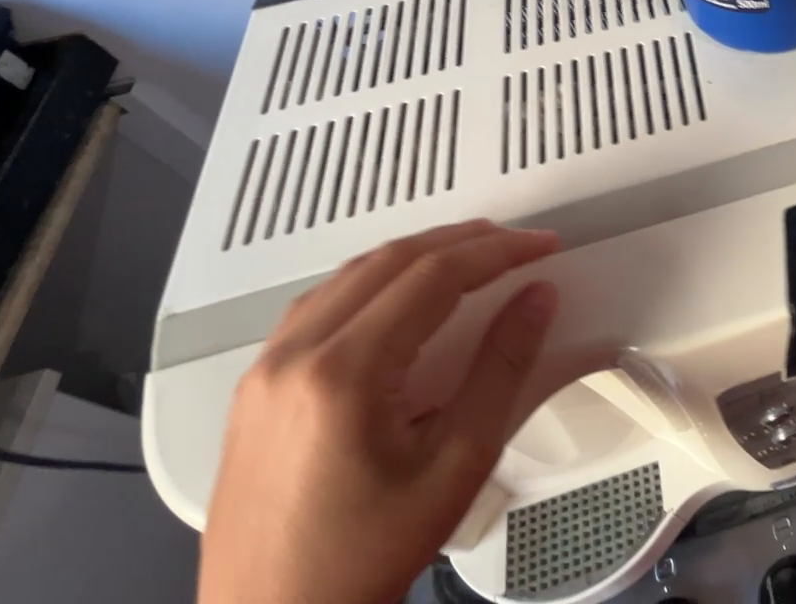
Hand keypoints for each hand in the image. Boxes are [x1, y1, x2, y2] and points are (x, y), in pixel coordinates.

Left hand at [198, 220, 561, 603]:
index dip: (497, 251)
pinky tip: (402, 293)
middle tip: (516, 242)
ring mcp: (264, 373)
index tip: (540, 246)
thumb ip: (502, 367)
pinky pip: (318, 305)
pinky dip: (373, 281)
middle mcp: (293, 359)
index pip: (433, 276)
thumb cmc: (363, 555)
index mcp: (343, 374)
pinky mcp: (255, 390)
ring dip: (416, 254)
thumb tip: (535, 300)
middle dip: (462, 241)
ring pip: (349, 275)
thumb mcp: (460, 459)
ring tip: (470, 255)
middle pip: (389, 262)